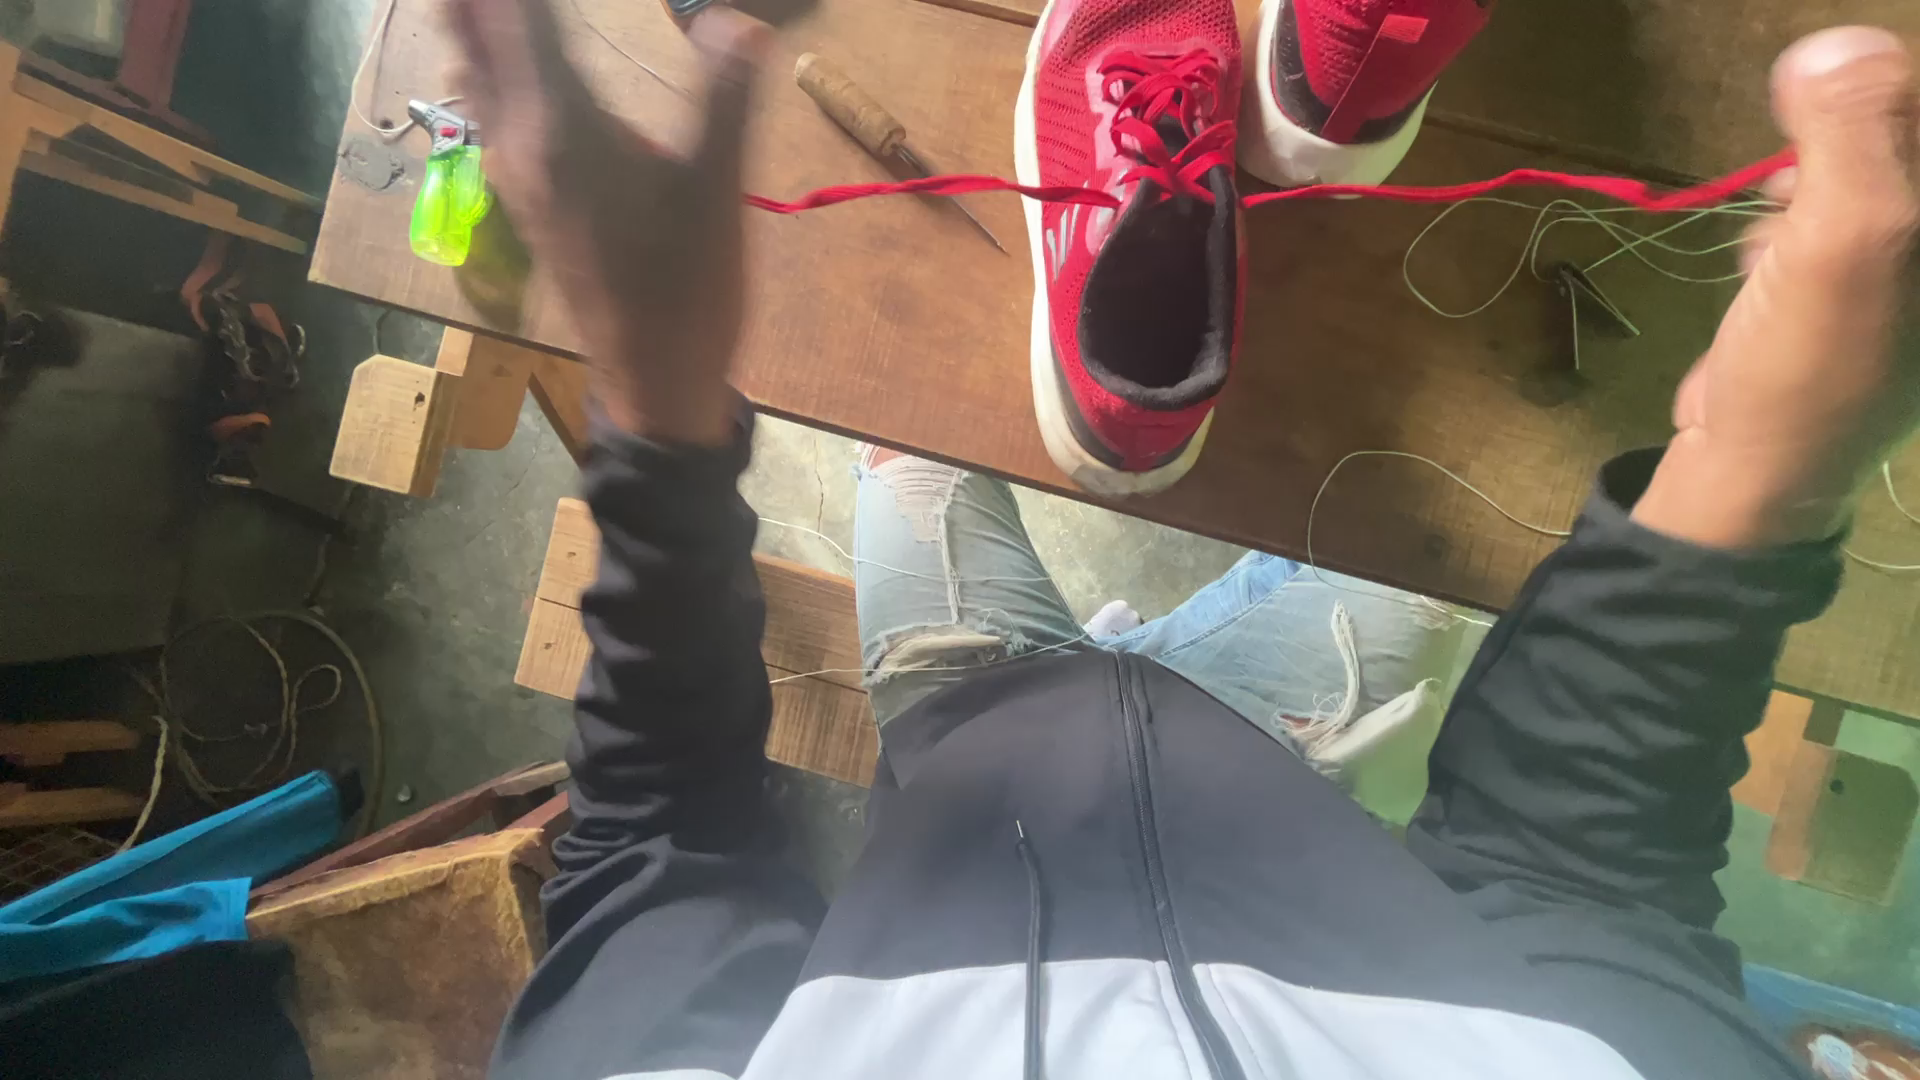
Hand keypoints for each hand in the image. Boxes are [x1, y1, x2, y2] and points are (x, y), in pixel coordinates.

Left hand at [443, 0, 771, 444]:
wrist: (657, 379)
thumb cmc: (688, 292)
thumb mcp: (716, 196)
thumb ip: (726, 103)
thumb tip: (740, 22)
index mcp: (562, 125)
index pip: (514, 10)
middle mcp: (520, 141)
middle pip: (473, 31)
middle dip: (486, 3)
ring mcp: (518, 179)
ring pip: (473, 76)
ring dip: (475, 25)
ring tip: (492, 10)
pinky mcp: (531, 210)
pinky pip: (490, 118)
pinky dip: (490, 72)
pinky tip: (509, 79)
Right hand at [1634, 27, 1919, 548]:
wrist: (1759, 459)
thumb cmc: (1812, 359)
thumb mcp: (1842, 237)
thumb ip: (1853, 133)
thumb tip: (1826, 44)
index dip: (1888, 102)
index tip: (1823, 128)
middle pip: (1906, 136)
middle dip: (1848, 145)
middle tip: (1795, 190)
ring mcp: (1904, 261)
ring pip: (1870, 171)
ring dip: (1811, 185)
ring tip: (1776, 230)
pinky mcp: (1858, 284)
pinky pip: (1834, 216)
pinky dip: (1793, 223)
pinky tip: (1766, 257)